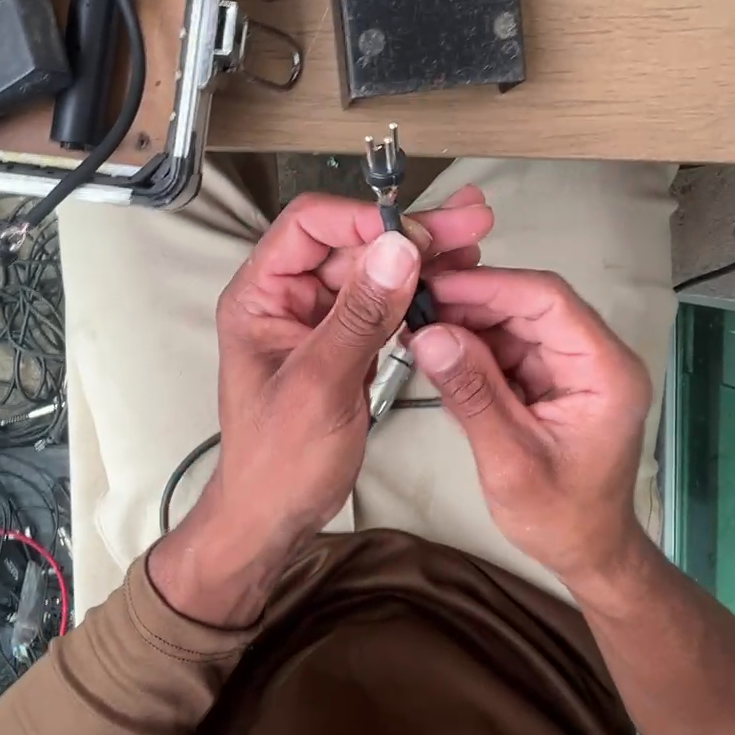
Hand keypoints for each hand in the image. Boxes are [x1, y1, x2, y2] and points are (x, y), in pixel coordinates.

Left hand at [149, 188, 493, 625]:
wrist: (275, 515)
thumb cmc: (279, 461)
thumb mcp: (320, 386)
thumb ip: (359, 316)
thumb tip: (399, 248)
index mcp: (260, 295)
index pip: (309, 226)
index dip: (362, 220)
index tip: (418, 234)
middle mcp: (287, 297)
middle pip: (349, 243)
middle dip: (409, 232)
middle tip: (469, 222)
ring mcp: (317, 318)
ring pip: (371, 270)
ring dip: (421, 256)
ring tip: (473, 242)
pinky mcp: (343, 341)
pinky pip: (381, 303)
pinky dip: (416, 292)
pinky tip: (453, 282)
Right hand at [406, 267, 654, 592]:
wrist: (585, 553)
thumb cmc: (560, 518)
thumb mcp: (510, 461)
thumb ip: (473, 395)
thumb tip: (429, 335)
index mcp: (604, 370)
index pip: (548, 301)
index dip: (489, 286)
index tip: (433, 286)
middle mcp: (592, 356)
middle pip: (528, 304)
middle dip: (469, 302)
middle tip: (412, 305)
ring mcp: (569, 365)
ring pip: (511, 321)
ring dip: (463, 322)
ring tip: (414, 326)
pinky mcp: (547, 377)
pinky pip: (504, 346)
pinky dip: (468, 346)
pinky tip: (433, 348)